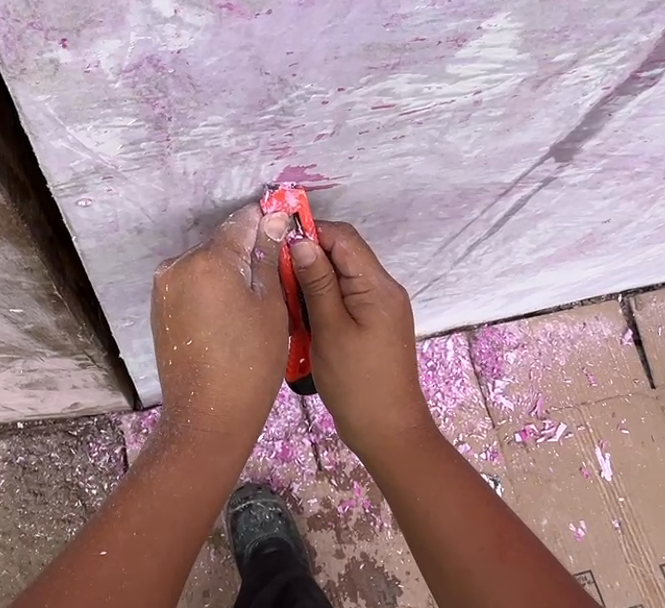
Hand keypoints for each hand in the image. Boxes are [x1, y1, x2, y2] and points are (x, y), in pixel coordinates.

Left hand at [150, 205, 290, 447]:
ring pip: (207, 262)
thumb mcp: (270, 306)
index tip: (285, 231)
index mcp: (209, 259)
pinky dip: (212, 288)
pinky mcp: (161, 305)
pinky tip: (230, 314)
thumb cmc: (250, 363)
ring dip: (229, 271)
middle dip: (248, 251)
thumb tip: (273, 217)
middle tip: (276, 277)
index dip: (266, 222)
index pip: (241, 221)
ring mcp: (165, 285)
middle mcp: (180, 263)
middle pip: (223, 242)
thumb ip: (268, 256)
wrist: (207, 417)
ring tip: (254, 302)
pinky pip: (193, 282)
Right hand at [287, 221, 433, 457]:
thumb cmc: (356, 383)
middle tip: (275, 272)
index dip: (310, 232)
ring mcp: (380, 306)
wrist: (389, 433)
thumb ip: (317, 283)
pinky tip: (301, 313)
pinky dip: (322, 297)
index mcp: (377, 286)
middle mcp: (383, 289)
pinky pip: (346, 295)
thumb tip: (302, 241)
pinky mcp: (374, 322)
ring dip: (313, 278)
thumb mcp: (330, 330)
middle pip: (343, 253)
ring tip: (285, 294)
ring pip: (342, 274)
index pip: (343, 237)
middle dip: (309, 256)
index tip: (277, 243)